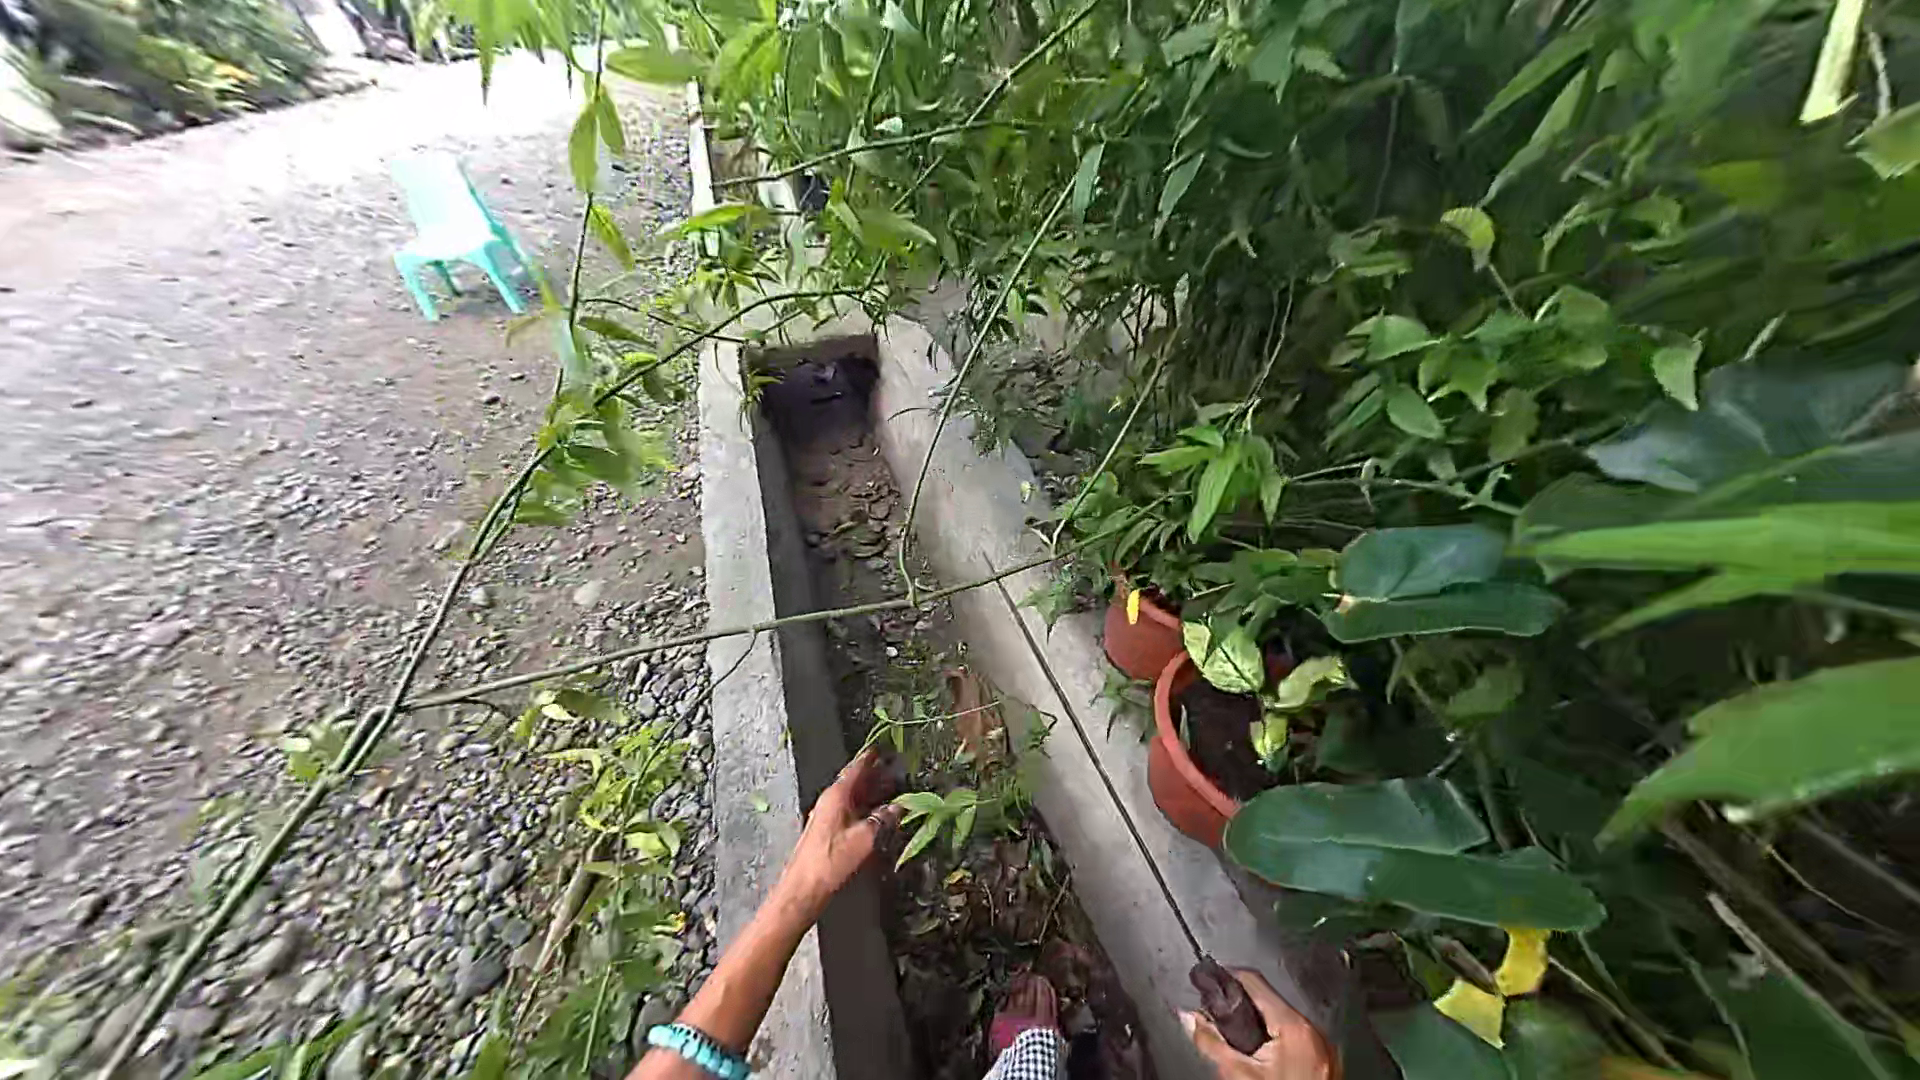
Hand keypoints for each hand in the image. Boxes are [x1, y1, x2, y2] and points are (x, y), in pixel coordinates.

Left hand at [774, 750, 902, 917]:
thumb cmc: (831, 861)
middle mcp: (831, 801)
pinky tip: (878, 818)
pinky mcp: (828, 832)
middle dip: (876, 776)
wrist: (802, 891)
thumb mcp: (864, 839)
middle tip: (896, 772)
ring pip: (854, 798)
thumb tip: (899, 807)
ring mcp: (828, 816)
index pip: (856, 768)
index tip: (884, 748)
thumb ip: (884, 820)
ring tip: (893, 793)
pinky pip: (851, 812)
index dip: (871, 757)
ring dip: (872, 794)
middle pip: (857, 782)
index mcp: (837, 795)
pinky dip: (866, 810)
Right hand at [1183, 968, 1334, 1079]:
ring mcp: (1324, 1050)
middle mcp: (1314, 1032)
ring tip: (1236, 1039)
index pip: (1253, 981)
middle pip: (1267, 1000)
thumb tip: (1187, 1016)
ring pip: (1280, 1018)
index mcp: (1295, 1027)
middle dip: (1240, 1005)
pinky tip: (1259, 1055)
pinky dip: (1273, 1038)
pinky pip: (1294, 1037)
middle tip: (1217, 1017)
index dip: (1227, 979)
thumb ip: (1210, 1041)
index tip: (1208, 987)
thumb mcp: (1238, 1076)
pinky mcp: (1326, 1065)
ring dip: (1256, 1022)